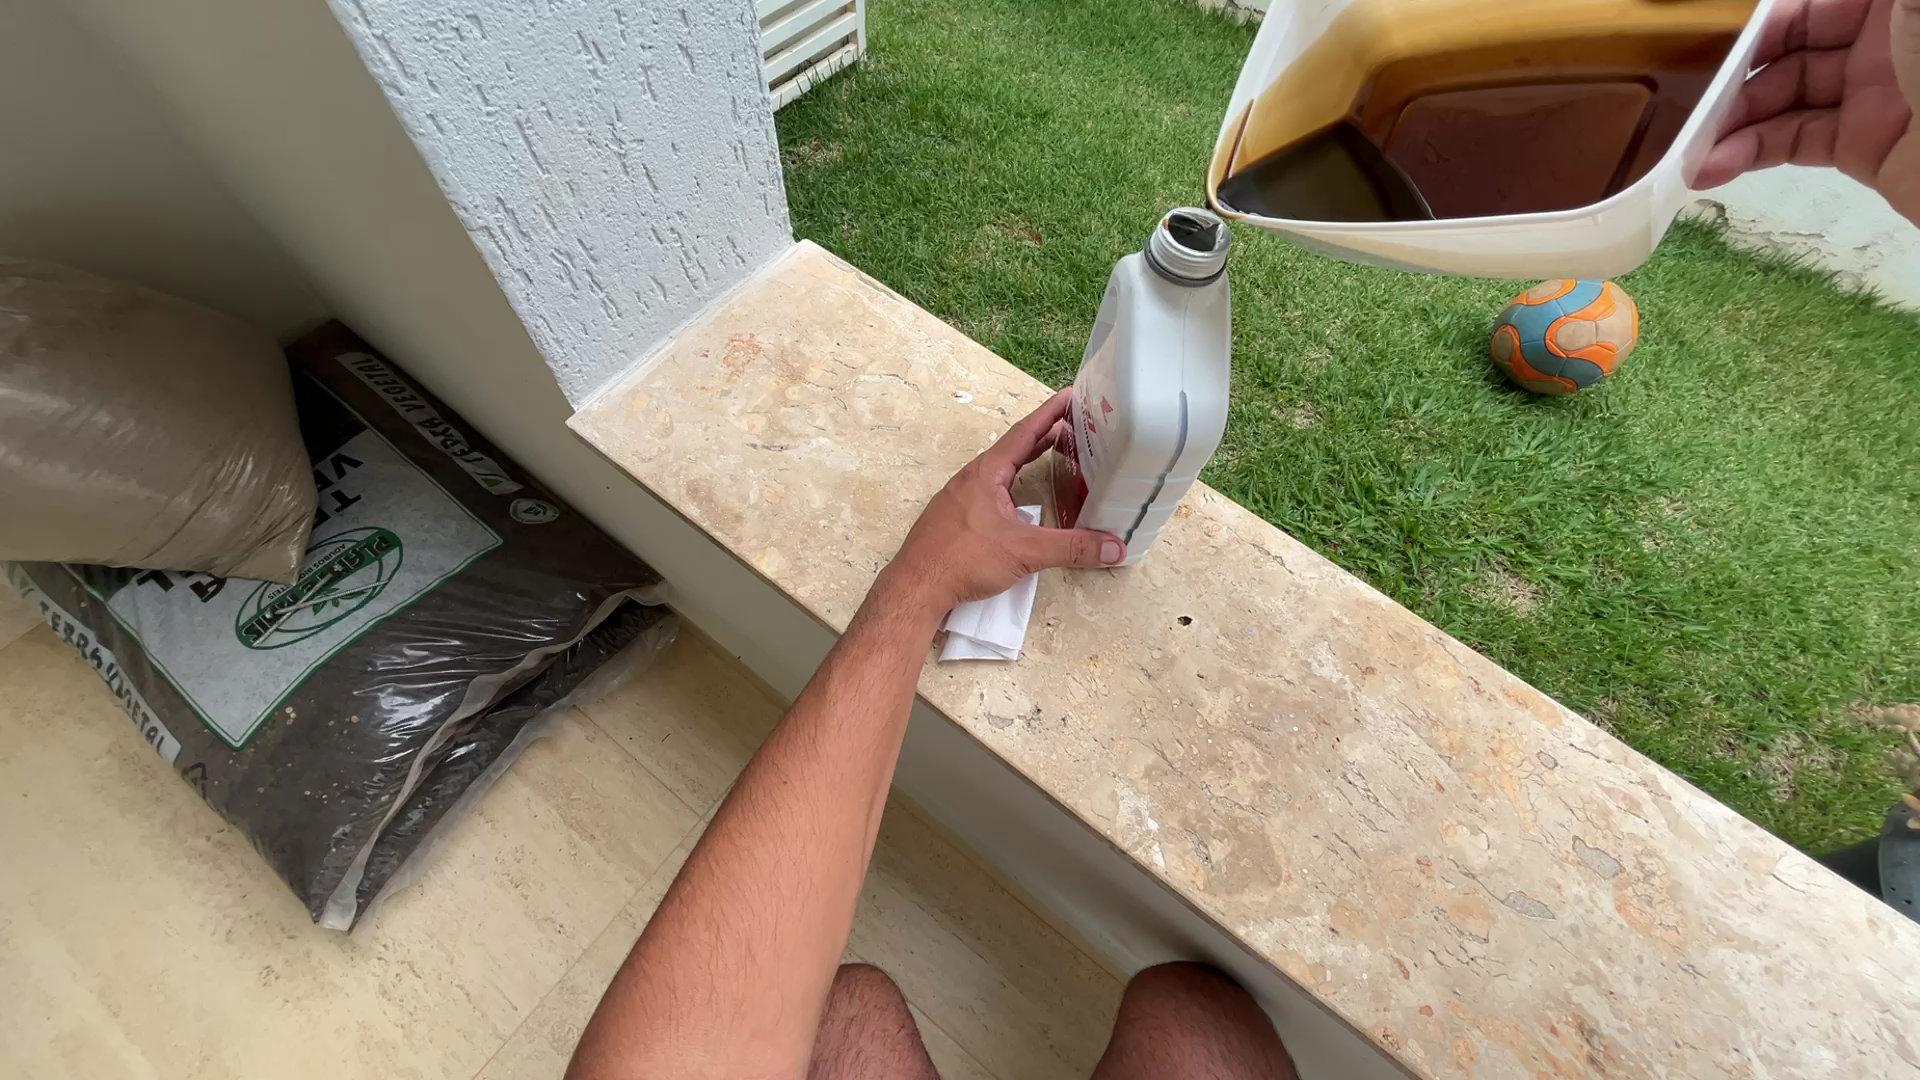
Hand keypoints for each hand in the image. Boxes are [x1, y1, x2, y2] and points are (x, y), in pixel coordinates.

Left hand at [879, 389, 1124, 617]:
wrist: (916, 587)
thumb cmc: (959, 561)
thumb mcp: (1024, 552)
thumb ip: (1071, 548)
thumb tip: (1113, 548)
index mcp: (986, 473)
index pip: (1025, 432)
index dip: (1051, 413)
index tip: (1071, 396)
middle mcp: (972, 480)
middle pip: (1014, 449)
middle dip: (1045, 436)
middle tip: (1073, 425)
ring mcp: (961, 499)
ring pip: (1001, 471)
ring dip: (1027, 461)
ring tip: (1053, 455)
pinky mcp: (957, 519)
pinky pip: (991, 492)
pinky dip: (1013, 486)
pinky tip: (1021, 502)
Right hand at [1696, 0, 1919, 223]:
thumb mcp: (1917, 7)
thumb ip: (1868, 1)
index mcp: (1901, 2)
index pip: (1812, 4)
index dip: (1762, 25)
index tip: (1712, 51)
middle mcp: (1890, 37)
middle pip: (1789, 51)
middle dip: (1735, 83)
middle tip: (1695, 115)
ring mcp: (1876, 91)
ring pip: (1781, 101)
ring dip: (1729, 129)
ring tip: (1694, 157)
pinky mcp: (1862, 142)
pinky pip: (1789, 142)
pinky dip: (1744, 157)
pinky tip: (1712, 170)